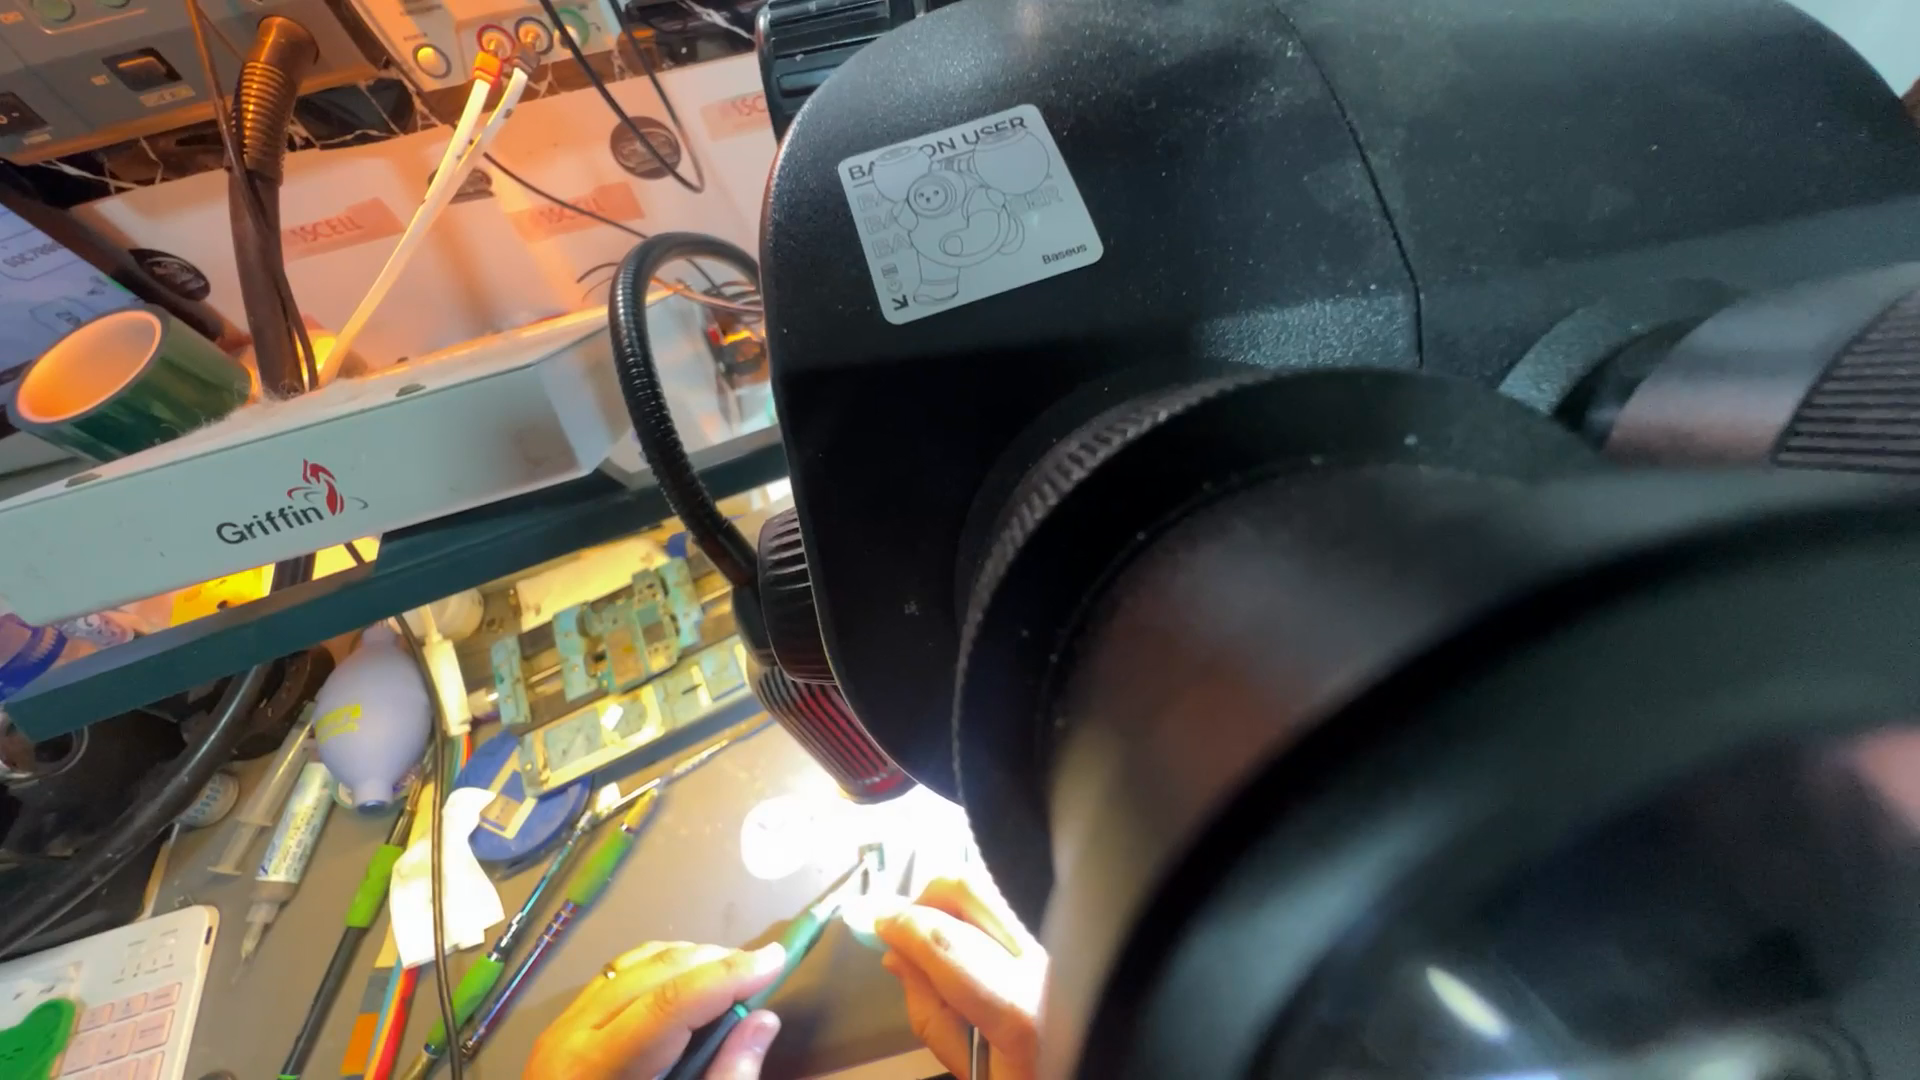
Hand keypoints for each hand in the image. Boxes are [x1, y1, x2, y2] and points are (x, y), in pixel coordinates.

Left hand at [525, 941, 786, 1079]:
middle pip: (657, 972)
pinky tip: (690, 979)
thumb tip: (764, 1021)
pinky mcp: (564, 1024)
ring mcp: (562, 1026)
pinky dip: (663, 966)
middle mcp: (570, 1038)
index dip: (727, 976)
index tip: (776, 959)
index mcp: (594, 1071)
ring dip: (692, 958)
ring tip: (731, 974)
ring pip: (639, 961)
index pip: (670, 1003)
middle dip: (717, 961)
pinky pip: (622, 972)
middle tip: (761, 968)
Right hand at [876, 876, 1046, 1079]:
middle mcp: (1033, 960)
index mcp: (1014, 1007)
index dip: (907, 926)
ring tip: (922, 931)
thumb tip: (895, 951)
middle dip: (924, 898)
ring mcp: (1039, 943)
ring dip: (939, 901)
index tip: (878, 925)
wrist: (1064, 1070)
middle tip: (901, 926)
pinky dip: (957, 908)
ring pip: (979, 888)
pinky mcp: (1035, 935)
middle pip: (969, 890)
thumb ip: (923, 1003)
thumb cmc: (1006, 1075)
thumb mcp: (957, 1058)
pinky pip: (988, 903)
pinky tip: (947, 934)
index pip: (948, 944)